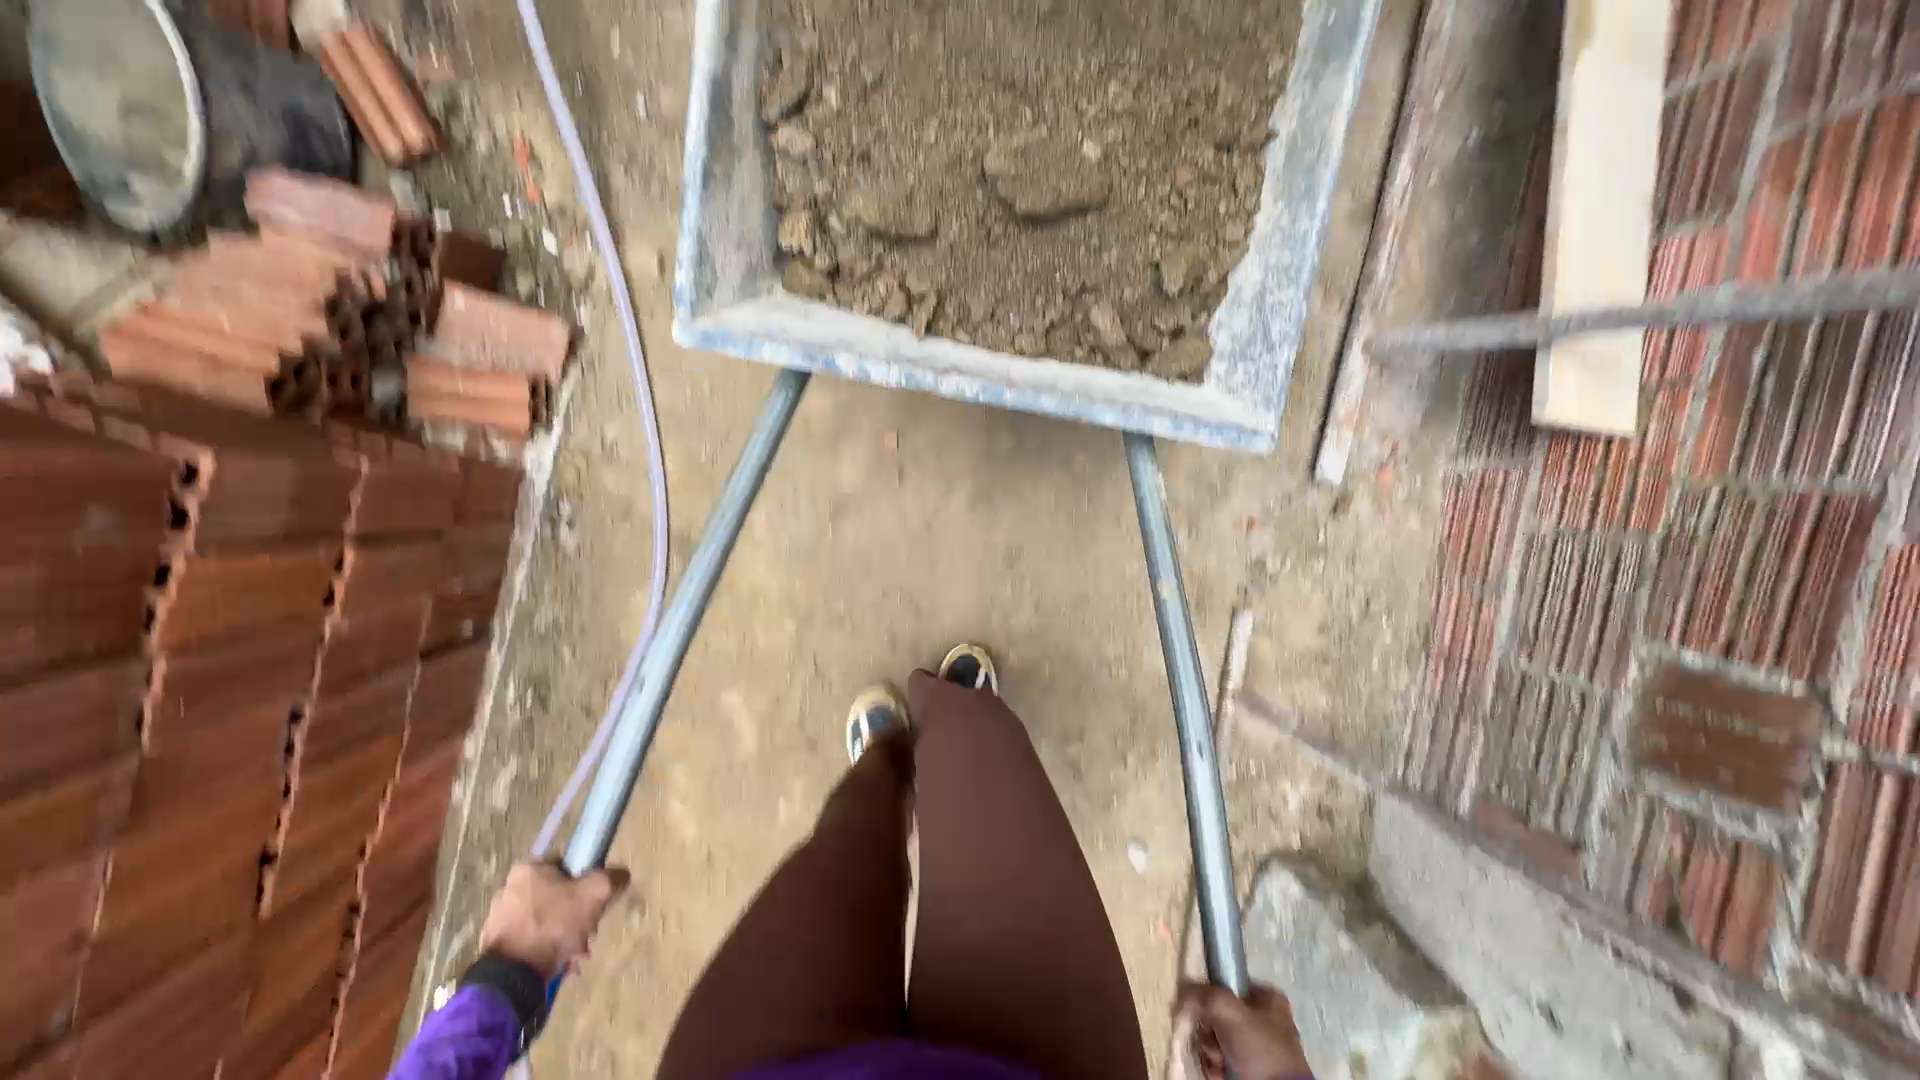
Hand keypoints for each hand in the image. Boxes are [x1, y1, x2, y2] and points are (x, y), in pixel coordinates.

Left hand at [479, 861, 630, 979]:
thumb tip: (620, 875)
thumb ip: (612, 878)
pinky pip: (530, 942)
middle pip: (557, 896)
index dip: (584, 881)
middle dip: (577, 916)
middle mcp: (508, 889)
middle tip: (588, 933)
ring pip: (545, 922)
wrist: (513, 974)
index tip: (594, 902)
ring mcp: (498, 920)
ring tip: (575, 954)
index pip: (565, 865)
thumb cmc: (553, 925)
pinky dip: (546, 951)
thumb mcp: (594, 893)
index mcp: (528, 869)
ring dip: (564, 936)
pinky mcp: (496, 946)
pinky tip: (559, 964)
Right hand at [1175, 981, 1311, 1079]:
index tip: (1204, 1008)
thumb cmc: (1256, 1047)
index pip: (1229, 984)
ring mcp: (1255, 1048)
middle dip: (1209, 1031)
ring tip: (1221, 1061)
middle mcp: (1262, 1020)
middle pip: (1217, 1015)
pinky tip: (1222, 1074)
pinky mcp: (1249, 1070)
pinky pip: (1220, 1061)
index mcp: (1267, 999)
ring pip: (1215, 1040)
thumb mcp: (1227, 1010)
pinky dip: (1216, 1067)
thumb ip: (1203, 993)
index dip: (1212, 996)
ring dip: (1211, 1051)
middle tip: (1215, 1039)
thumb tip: (1184, 988)